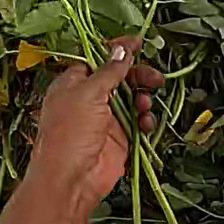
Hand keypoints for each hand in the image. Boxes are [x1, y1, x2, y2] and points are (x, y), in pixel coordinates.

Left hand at [25, 36, 163, 211]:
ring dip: (142, 99)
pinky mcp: (120, 138)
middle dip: (138, 75)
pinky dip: (145, 120)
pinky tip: (146, 123)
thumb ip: (109, 71)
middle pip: (120, 78)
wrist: (72, 180)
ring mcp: (106, 119)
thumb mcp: (88, 93)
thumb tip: (122, 49)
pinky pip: (138, 122)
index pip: (98, 58)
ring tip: (145, 105)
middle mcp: (90, 99)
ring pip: (132, 99)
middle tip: (154, 78)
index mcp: (74, 83)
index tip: (138, 43)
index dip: (117, 50)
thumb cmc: (69, 134)